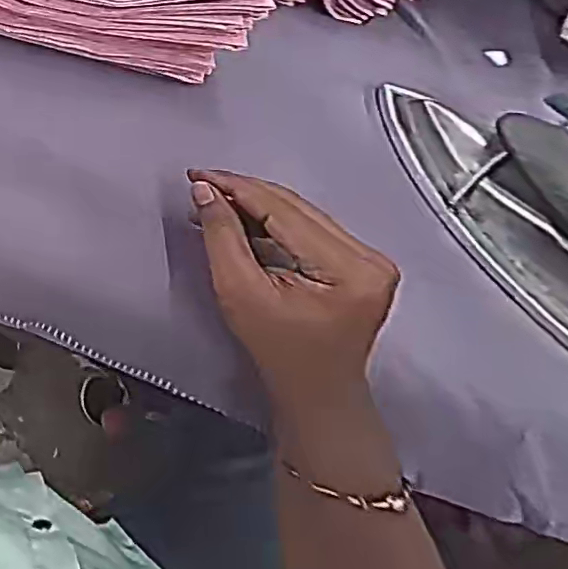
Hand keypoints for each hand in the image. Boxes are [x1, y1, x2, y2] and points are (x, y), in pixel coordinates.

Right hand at [187, 170, 398, 408]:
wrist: (315, 391)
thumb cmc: (278, 350)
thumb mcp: (238, 290)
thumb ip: (221, 235)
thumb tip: (206, 190)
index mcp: (349, 268)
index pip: (282, 210)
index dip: (235, 188)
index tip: (198, 177)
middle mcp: (369, 257)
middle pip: (292, 206)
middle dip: (242, 192)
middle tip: (201, 185)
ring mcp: (367, 258)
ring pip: (297, 211)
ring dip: (253, 203)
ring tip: (214, 202)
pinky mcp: (357, 261)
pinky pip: (305, 225)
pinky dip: (269, 219)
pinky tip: (240, 219)